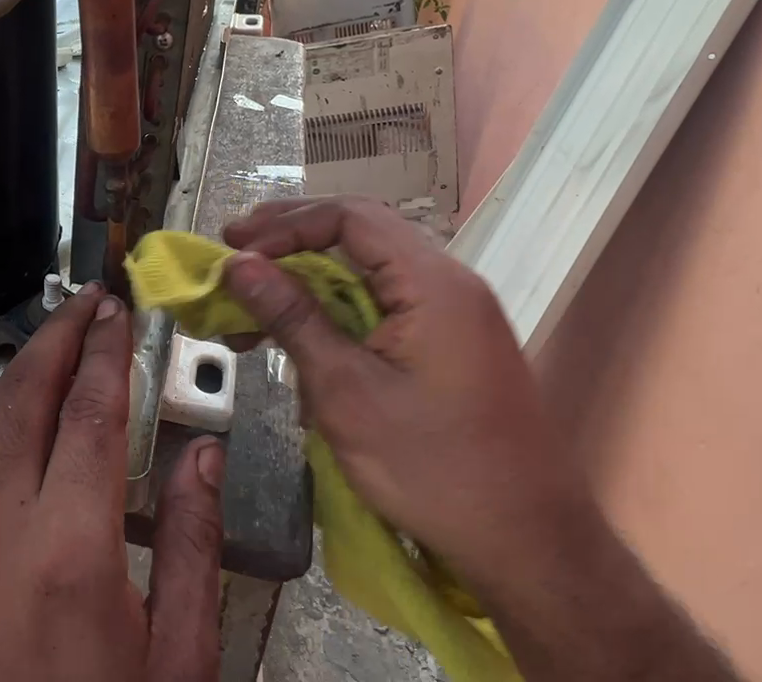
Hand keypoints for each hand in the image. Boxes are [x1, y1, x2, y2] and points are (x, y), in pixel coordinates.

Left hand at [0, 285, 227, 681]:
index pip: (90, 411)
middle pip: (27, 391)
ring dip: (19, 373)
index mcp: (68, 548)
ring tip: (54, 357)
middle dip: (61, 334)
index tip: (119, 313)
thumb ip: (189, 541)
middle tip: (89, 305)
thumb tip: (202, 453)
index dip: (108, 351)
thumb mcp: (176, 654)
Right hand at [220, 196, 589, 589]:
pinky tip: (294, 339)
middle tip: (234, 253)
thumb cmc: (433, 468)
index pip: (349, 217)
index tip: (233, 250)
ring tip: (250, 304)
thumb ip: (292, 317)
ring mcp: (451, 314)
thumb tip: (239, 265)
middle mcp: (447, 284)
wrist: (528, 545)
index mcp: (432, 283)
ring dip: (305, 281)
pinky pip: (379, 305)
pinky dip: (331, 312)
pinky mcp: (446, 344)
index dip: (284, 225)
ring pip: (364, 271)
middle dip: (289, 240)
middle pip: (358, 233)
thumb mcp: (346, 390)